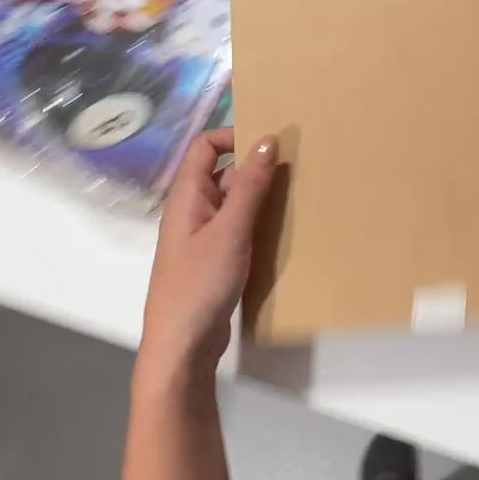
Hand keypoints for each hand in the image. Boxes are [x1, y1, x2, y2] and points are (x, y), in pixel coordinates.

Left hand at [140, 128, 278, 378]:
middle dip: (254, 167)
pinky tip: (281, 231)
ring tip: (295, 197)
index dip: (233, 135)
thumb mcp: (230, 230)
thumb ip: (249, 186)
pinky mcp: (213, 259)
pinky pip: (236, 227)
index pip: (205, 146)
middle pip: (221, 172)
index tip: (271, 143)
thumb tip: (268, 140)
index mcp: (187, 195)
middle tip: (294, 169)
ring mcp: (201, 236)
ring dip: (259, 196)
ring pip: (232, 202)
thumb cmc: (200, 282)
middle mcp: (191, 210)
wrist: (182, 344)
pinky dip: (257, 222)